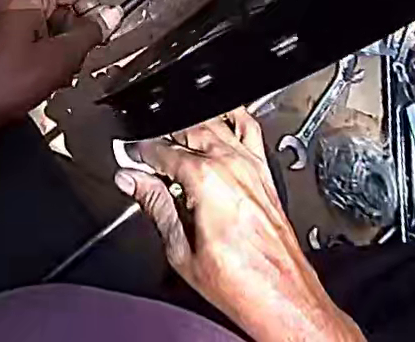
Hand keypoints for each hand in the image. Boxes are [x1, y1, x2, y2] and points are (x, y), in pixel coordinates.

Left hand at [0, 0, 119, 126]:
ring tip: (60, 75)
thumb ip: (89, 34)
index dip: (93, 12)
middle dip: (78, 34)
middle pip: (67, 6)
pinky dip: (49, 58)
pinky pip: (39, 40)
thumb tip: (112, 13)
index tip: (99, 40)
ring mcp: (11, 19)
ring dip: (65, 51)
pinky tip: (47, 80)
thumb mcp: (58, 58)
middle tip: (77, 62)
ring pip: (55, 27)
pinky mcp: (6, 40)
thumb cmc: (8, 81)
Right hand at [117, 109, 364, 341]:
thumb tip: (131, 180)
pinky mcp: (263, 169)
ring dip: (187, 124)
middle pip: (184, 128)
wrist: (285, 301)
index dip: (138, 152)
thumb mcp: (182, 251)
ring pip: (211, 121)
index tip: (129, 158)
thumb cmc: (241, 286)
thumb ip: (155, 206)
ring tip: (172, 137)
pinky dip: (229, 114)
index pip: (160, 150)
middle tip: (145, 150)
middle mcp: (228, 162)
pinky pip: (247, 126)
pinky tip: (216, 117)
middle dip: (160, 134)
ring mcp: (248, 162)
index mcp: (204, 179)